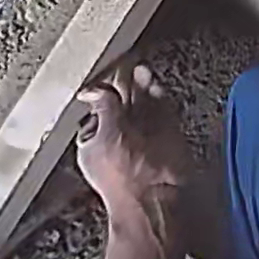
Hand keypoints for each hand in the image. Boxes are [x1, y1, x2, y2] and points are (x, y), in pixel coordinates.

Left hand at [76, 63, 187, 213]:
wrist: (156, 197)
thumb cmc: (122, 175)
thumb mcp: (104, 135)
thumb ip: (104, 107)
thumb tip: (92, 89)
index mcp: (96, 140)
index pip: (98, 107)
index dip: (102, 88)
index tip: (105, 68)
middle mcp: (121, 136)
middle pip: (122, 101)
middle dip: (123, 83)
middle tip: (124, 61)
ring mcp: (145, 134)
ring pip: (143, 102)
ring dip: (141, 85)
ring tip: (140, 69)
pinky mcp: (167, 133)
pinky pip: (162, 107)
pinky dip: (158, 94)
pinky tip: (153, 81)